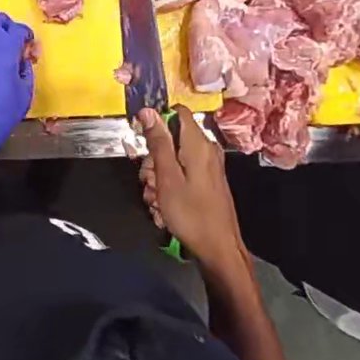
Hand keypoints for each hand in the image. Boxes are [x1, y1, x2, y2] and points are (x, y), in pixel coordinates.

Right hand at [138, 107, 246, 270]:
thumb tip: (148, 111)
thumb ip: (158, 143)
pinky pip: (179, 174)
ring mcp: (206, 167)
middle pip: (170, 139)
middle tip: (150, 181)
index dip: (156, 121)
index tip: (142, 140)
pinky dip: (168, 187)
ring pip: (171, 160)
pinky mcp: (205, 181)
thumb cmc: (191, 213)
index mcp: (198, 144)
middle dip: (153, 159)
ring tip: (157, 199)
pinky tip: (164, 205)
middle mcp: (205, 150)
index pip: (177, 113)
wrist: (217, 248)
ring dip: (157, 178)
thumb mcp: (167, 177)